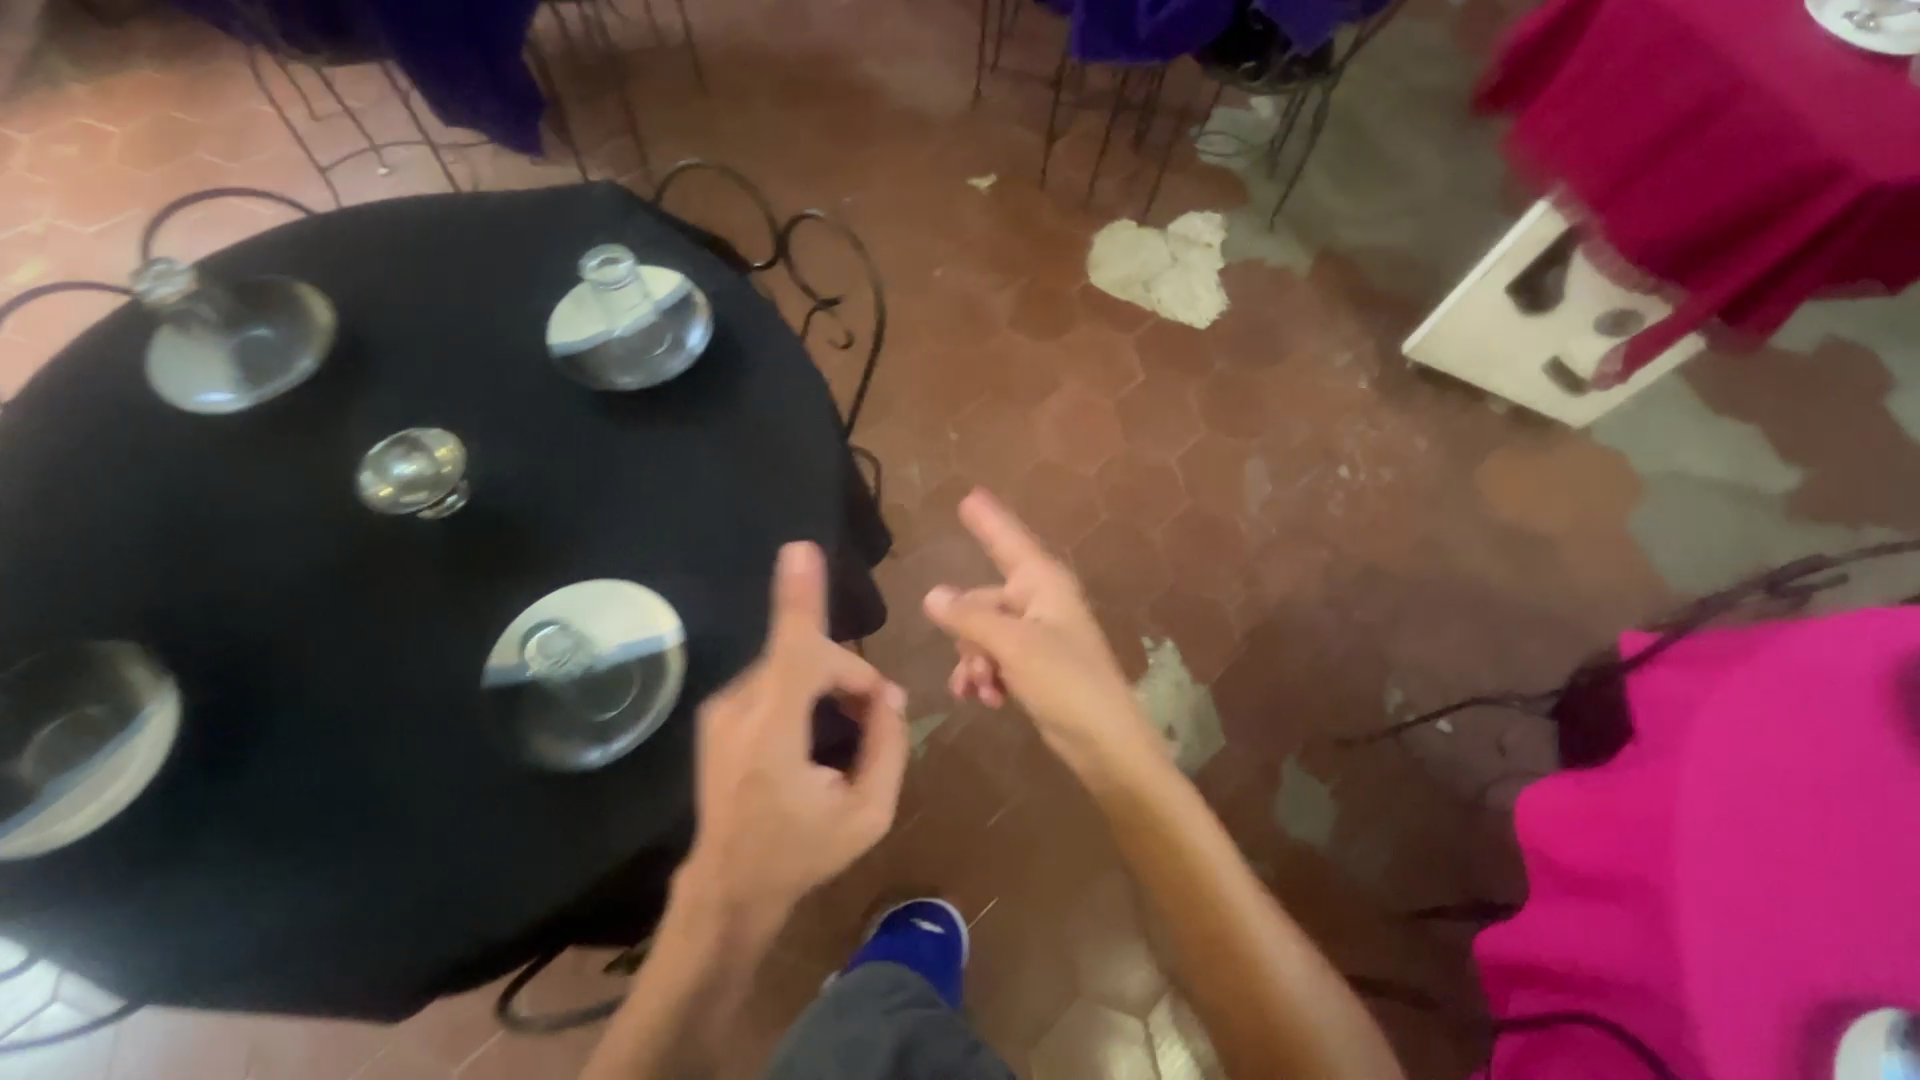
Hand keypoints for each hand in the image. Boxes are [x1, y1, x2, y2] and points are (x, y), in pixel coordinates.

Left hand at [682, 542, 910, 922]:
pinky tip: (816, 737)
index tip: (800, 550)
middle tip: (878, 720)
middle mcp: (738, 710)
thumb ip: (887, 746)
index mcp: (773, 736)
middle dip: (849, 678)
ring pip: (792, 667)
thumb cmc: (802, 853)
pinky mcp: (718, 714)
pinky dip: (805, 695)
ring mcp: (721, 711)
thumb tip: (886, 695)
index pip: (794, 655)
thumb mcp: (869, 814)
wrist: (729, 886)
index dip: (801, 599)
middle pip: (806, 657)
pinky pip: (775, 681)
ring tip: (849, 736)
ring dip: (829, 688)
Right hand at [923, 490, 1165, 780]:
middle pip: (984, 600)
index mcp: (1043, 584)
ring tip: (980, 691)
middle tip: (973, 668)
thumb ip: (970, 618)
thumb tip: (933, 594)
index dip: (987, 520)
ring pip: (984, 635)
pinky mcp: (1036, 667)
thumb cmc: (1065, 682)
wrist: (1103, 741)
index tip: (968, 496)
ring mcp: (1039, 636)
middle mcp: (1040, 602)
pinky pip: (995, 659)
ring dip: (974, 662)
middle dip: (967, 635)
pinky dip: (986, 677)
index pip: (1008, 541)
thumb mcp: (1012, 646)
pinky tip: (987, 700)